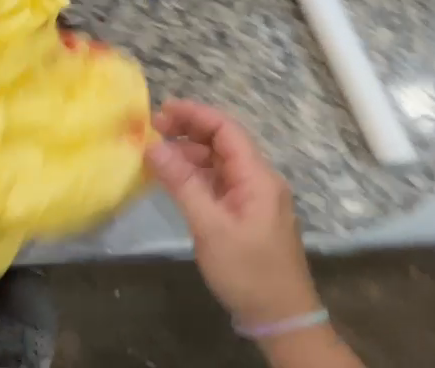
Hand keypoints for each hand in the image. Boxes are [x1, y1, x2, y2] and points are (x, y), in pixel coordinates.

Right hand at [143, 100, 319, 328]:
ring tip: (156, 155)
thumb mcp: (210, 227)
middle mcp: (259, 181)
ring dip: (188, 152)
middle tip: (152, 131)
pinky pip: (218, 181)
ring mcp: (254, 198)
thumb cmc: (249, 272)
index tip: (159, 111)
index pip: (226, 129)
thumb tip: (152, 146)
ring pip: (218, 161)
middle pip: (222, 141)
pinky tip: (173, 179)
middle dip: (187, 130)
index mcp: (258, 178)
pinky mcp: (246, 214)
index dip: (193, 114)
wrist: (283, 322)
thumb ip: (182, 183)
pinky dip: (194, 174)